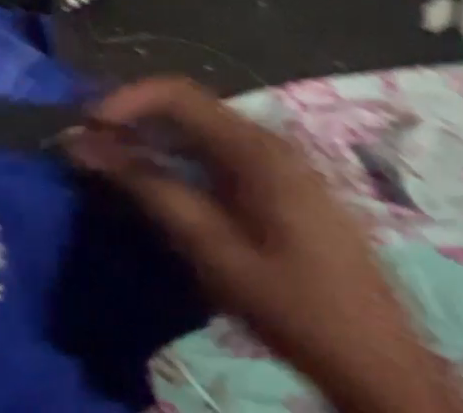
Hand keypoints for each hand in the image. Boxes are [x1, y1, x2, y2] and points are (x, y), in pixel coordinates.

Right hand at [66, 77, 462, 412]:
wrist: (380, 367)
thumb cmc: (293, 306)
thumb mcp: (210, 248)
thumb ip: (147, 187)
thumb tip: (81, 144)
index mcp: (260, 152)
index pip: (177, 93)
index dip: (123, 100)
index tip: (85, 128)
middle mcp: (272, 146)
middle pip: (186, 109)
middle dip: (129, 121)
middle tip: (87, 149)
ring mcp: (281, 168)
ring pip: (198, 133)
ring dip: (148, 141)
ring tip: (109, 166)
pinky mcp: (281, 190)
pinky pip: (216, 156)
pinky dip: (175, 160)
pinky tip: (153, 187)